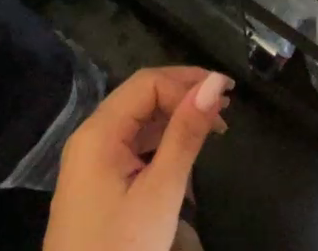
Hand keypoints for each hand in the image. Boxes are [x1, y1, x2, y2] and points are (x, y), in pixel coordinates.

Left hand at [43, 66, 231, 250]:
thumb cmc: (122, 248)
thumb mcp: (160, 192)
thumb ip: (185, 134)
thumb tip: (214, 83)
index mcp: (99, 132)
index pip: (147, 83)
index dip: (188, 83)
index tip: (227, 96)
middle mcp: (90, 137)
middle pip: (141, 96)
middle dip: (184, 95)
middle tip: (226, 108)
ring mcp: (90, 161)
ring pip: (137, 120)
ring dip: (175, 117)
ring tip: (214, 128)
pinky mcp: (96, 183)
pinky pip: (131, 144)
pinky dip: (160, 141)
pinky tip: (184, 152)